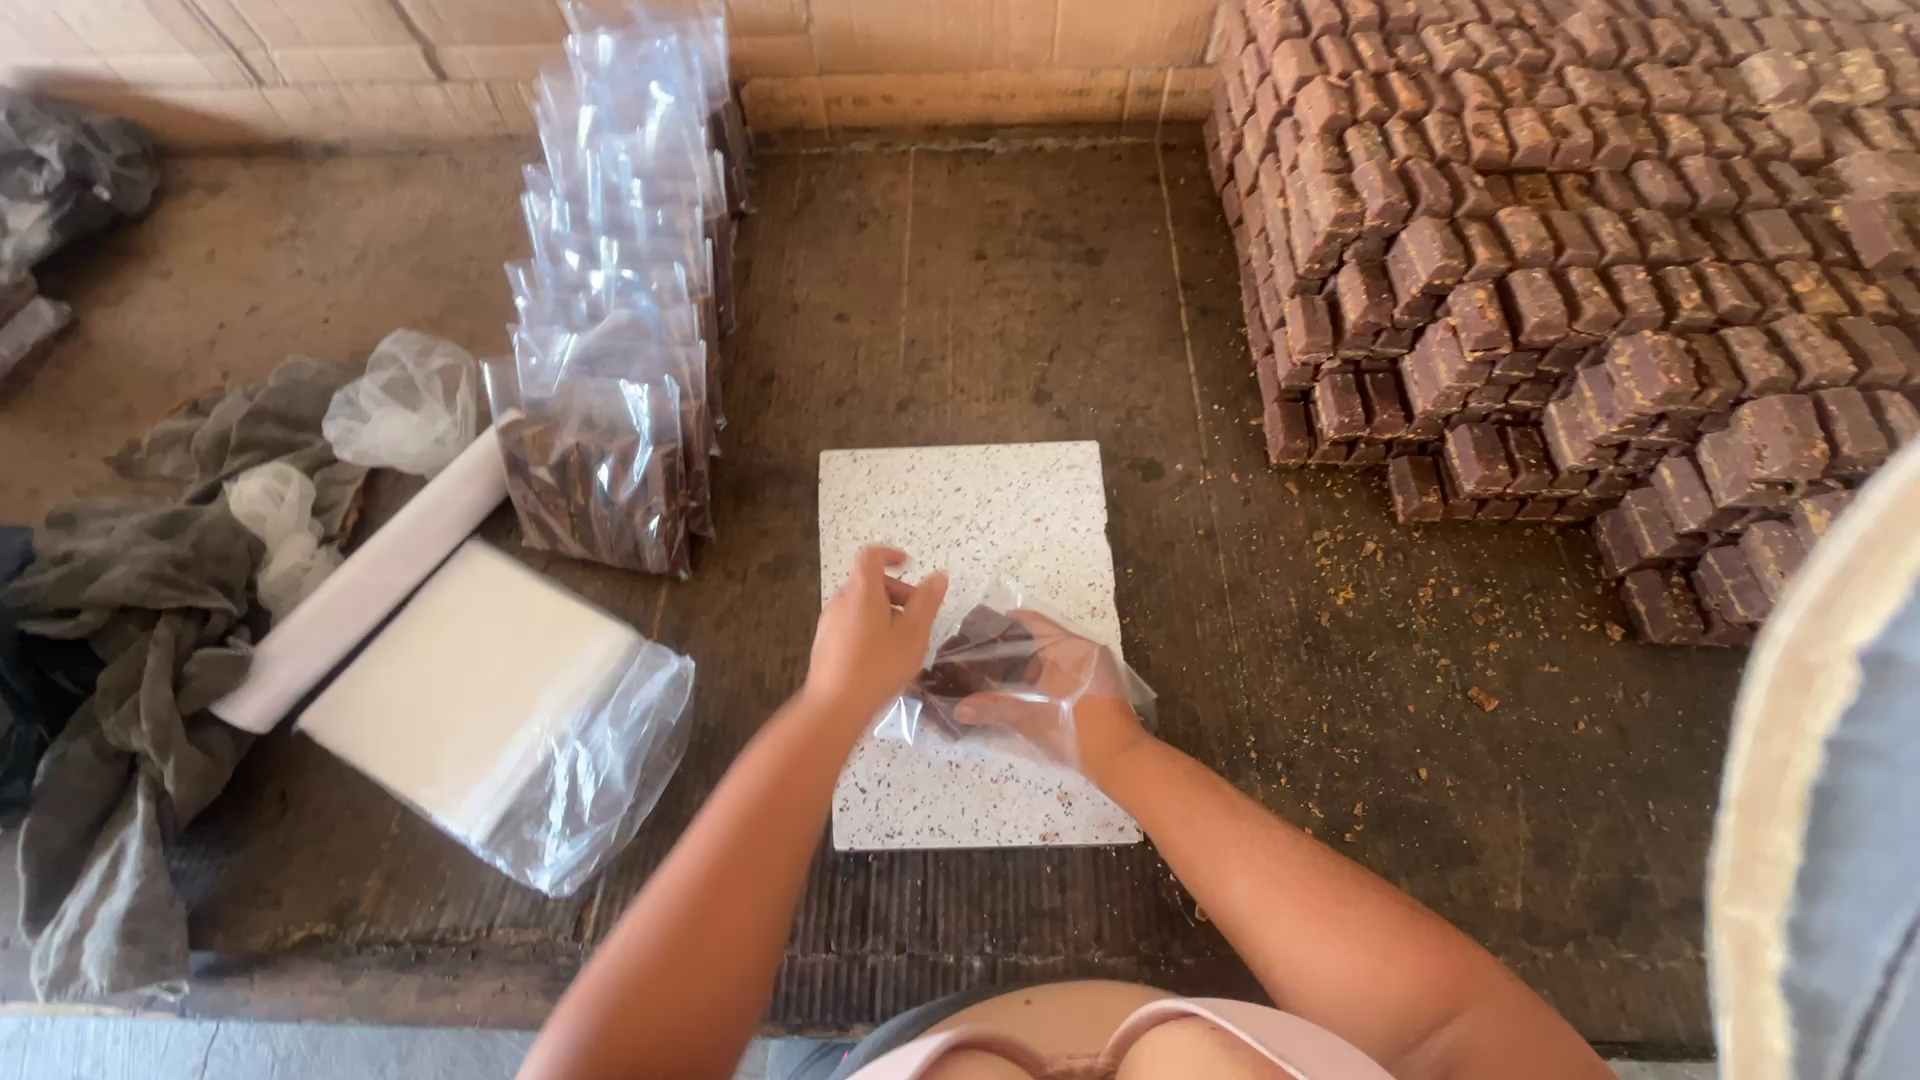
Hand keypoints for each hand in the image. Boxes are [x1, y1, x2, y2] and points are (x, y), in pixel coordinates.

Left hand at [803, 545, 948, 723]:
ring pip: (861, 606)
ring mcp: (829, 623)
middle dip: (896, 592)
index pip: (871, 556)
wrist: (834, 706)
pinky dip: (870, 628)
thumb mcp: (913, 634)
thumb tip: (938, 576)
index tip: (909, 564)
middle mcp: (841, 601)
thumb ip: (927, 602)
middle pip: (868, 583)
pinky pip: (852, 624)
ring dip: (885, 613)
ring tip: (904, 642)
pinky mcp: (825, 644)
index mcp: (862, 592)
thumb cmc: (879, 666)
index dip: (891, 554)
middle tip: (917, 616)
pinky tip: (883, 658)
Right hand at [952, 610, 1150, 783]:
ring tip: (1000, 673)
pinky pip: (1069, 668)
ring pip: (1056, 655)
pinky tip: (1027, 690)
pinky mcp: (1101, 684)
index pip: (1033, 621)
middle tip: (985, 656)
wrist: (1122, 760)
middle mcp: (1086, 649)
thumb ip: (994, 707)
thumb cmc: (1077, 731)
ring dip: (1032, 663)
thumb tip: (959, 707)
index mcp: (1070, 648)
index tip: (981, 631)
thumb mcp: (1031, 719)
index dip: (1005, 623)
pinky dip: (1048, 674)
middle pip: (1044, 637)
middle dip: (1015, 647)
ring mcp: (1097, 667)